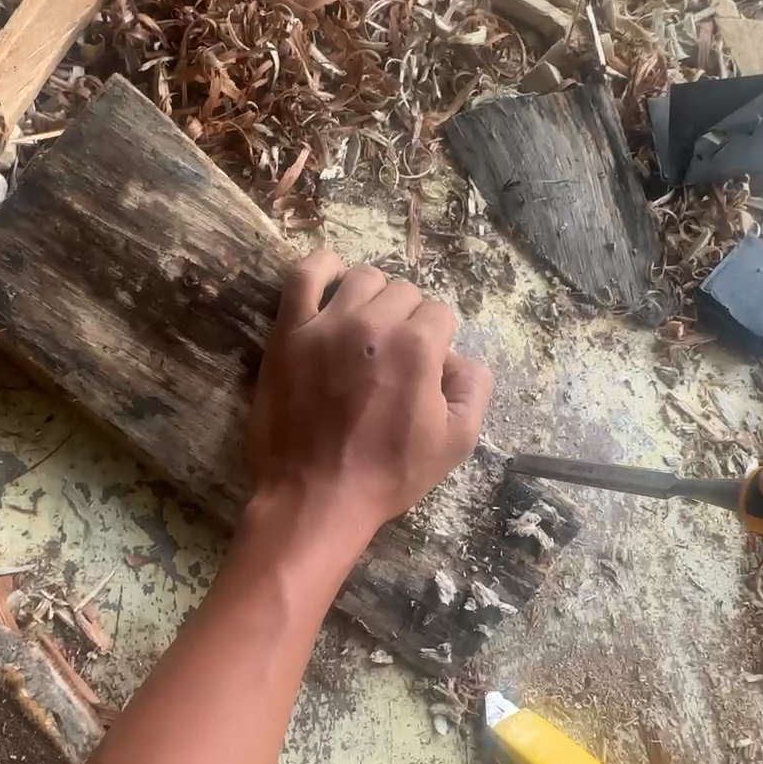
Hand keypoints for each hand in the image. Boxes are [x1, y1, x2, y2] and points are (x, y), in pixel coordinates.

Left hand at [246, 250, 492, 547]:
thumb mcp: (456, 443)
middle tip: (393, 357)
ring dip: (373, 296)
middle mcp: (374, 324)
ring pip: (361, 278)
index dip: (437, 342)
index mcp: (418, 347)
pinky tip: (331, 274)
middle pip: (403, 293)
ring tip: (366, 326)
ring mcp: (326, 325)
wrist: (315, 497)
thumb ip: (474, 388)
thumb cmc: (387, 474)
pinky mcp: (288, 333)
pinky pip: (303, 276)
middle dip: (407, 320)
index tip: (423, 369)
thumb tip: (461, 358)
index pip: (440, 315)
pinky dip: (321, 266)